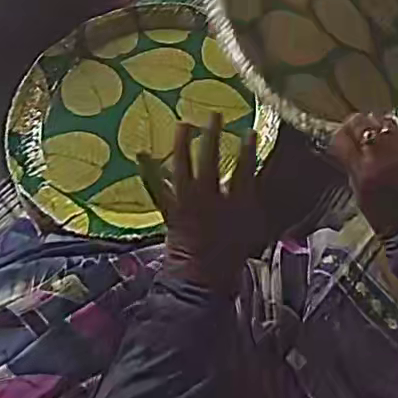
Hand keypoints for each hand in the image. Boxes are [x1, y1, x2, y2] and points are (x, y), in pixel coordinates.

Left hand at [136, 114, 263, 293]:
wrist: (202, 280)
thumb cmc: (231, 251)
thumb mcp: (251, 222)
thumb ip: (253, 193)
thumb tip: (256, 171)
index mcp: (231, 200)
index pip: (243, 167)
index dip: (247, 148)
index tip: (250, 131)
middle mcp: (206, 197)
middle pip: (209, 160)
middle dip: (213, 136)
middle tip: (214, 116)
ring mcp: (185, 203)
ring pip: (182, 168)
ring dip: (182, 145)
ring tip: (184, 124)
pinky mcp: (170, 210)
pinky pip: (156, 188)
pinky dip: (148, 171)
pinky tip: (142, 153)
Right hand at [330, 113, 397, 235]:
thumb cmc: (382, 216)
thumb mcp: (357, 191)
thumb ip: (350, 165)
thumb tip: (343, 146)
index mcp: (361, 169)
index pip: (341, 138)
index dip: (339, 136)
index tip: (340, 138)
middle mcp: (378, 153)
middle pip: (359, 123)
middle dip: (353, 125)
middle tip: (353, 131)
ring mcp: (396, 146)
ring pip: (377, 120)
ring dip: (371, 123)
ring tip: (370, 131)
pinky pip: (394, 126)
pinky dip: (387, 127)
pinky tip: (386, 135)